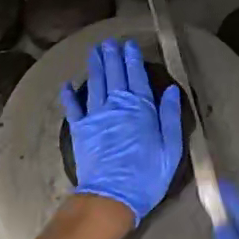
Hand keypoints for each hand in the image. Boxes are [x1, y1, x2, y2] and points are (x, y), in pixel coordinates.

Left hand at [59, 38, 183, 224]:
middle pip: (114, 74)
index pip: (136, 76)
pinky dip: (69, 95)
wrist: (112, 196)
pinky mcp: (80, 128)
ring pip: (95, 83)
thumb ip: (170, 117)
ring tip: (94, 51)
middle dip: (112, 56)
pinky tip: (67, 85)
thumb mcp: (170, 149)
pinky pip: (73, 107)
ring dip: (95, 66)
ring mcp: (95, 115)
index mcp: (140, 108)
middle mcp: (116, 104)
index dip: (133, 59)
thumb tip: (171, 90)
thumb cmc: (147, 175)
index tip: (129, 45)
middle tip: (109, 42)